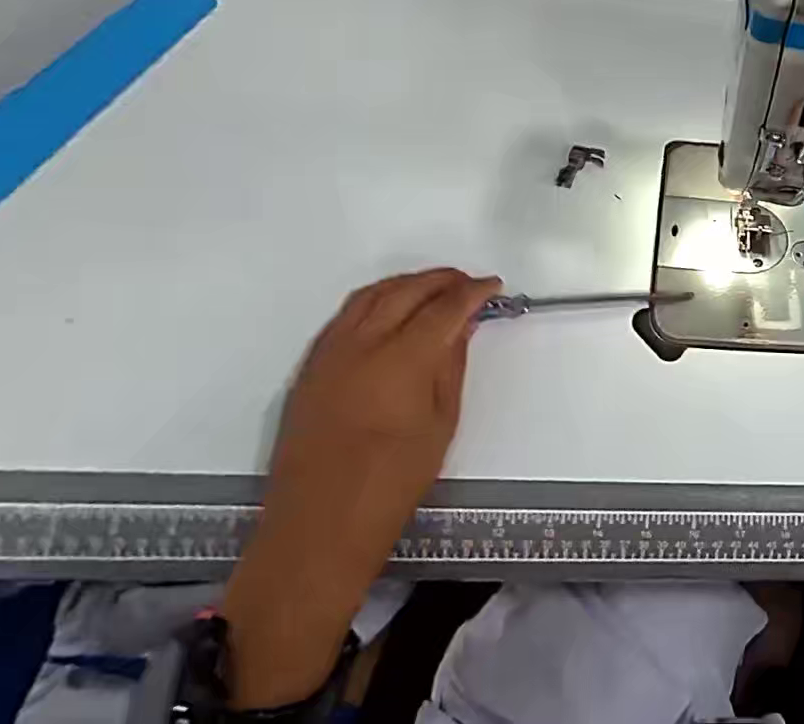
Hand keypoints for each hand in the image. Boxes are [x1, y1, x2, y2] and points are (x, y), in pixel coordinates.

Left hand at [220, 269, 501, 708]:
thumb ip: (451, 363)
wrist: (321, 525)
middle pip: (407, 290)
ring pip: (371, 294)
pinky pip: (346, 314)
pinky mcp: (309, 366)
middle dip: (443, 279)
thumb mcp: (442, 421)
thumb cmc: (395, 480)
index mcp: (402, 359)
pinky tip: (391, 310)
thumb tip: (462, 325)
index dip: (474, 291)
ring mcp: (329, 352)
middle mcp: (362, 343)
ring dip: (407, 283)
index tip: (494, 287)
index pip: (445, 307)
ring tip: (434, 289)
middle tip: (469, 283)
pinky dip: (376, 299)